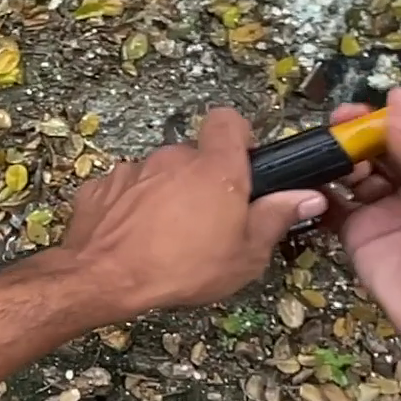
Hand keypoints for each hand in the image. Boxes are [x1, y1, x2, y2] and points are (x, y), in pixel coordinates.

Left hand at [64, 107, 326, 313]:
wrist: (103, 277)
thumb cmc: (181, 268)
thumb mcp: (245, 254)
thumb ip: (275, 217)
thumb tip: (303, 197)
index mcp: (212, 169)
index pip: (227, 122)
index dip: (237, 135)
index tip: (242, 159)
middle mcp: (168, 160)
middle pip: (190, 157)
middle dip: (199, 179)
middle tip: (206, 216)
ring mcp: (127, 172)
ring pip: (154, 174)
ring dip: (162, 192)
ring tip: (164, 230)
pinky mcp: (96, 186)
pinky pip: (122, 189)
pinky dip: (128, 204)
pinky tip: (131, 232)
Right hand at [323, 87, 400, 360]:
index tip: (382, 102)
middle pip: (399, 149)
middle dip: (370, 133)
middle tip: (339, 120)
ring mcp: (400, 213)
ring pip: (365, 172)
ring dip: (345, 157)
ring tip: (323, 147)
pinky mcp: (364, 233)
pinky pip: (337, 204)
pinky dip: (321, 189)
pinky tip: (308, 175)